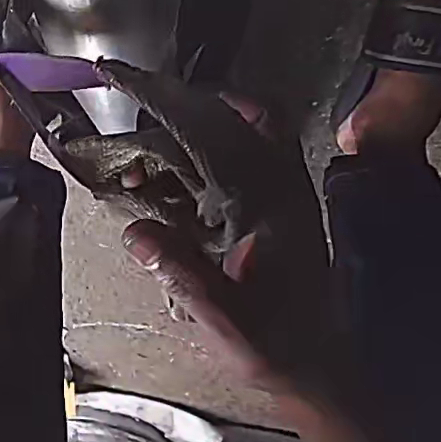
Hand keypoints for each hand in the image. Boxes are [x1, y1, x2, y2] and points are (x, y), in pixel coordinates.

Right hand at [114, 89, 337, 400]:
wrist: (319, 365)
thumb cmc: (276, 345)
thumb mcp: (226, 322)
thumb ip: (184, 276)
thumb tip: (135, 232)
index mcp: (267, 204)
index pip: (208, 131)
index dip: (162, 99)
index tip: (120, 76)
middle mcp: (279, 184)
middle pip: (230, 110)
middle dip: (174, 96)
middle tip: (129, 90)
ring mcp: (283, 188)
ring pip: (244, 122)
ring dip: (192, 116)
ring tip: (148, 138)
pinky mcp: (279, 200)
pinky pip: (249, 144)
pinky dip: (210, 137)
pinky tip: (178, 166)